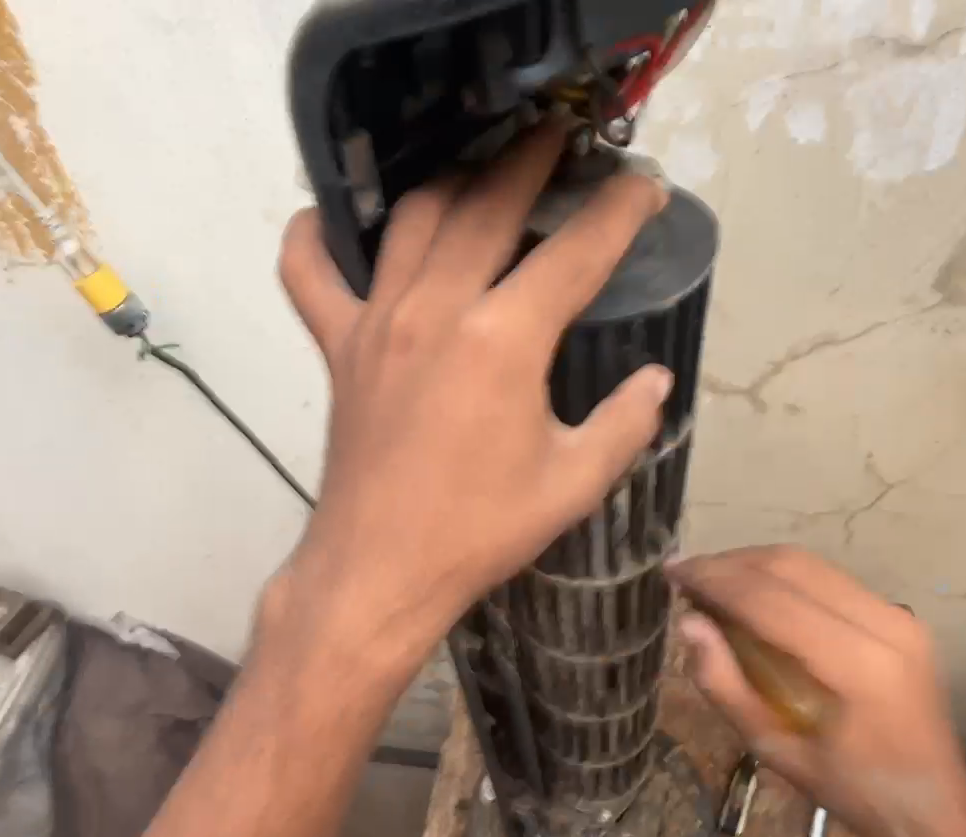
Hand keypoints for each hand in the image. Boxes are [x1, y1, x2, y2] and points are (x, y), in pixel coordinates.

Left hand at [269, 120, 672, 673]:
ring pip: (413, 219)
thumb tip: (656, 380)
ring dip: (453, 181)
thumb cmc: (481, 532)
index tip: (646, 190)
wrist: (382, 570)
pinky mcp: (338, 346)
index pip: (575, 252)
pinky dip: (314, 237)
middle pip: (489, 204)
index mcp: (504, 341)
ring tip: (481, 171)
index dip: (619, 213)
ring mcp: (378, 321)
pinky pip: (309, 272)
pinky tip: (332, 221)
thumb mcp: (574, 484)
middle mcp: (437, 309)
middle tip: (561, 137)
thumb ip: (624, 423)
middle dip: (534, 159)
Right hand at [670, 546, 965, 836]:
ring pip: (811, 564)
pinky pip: (829, 578)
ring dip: (753, 564)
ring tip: (709, 579)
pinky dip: (782, 577)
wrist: (931, 806)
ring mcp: (898, 615)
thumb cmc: (849, 790)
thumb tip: (687, 624)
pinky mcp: (900, 615)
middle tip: (684, 575)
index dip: (715, 579)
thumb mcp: (773, 749)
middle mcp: (885, 624)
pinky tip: (752, 592)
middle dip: (729, 563)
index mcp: (856, 664)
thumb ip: (725, 684)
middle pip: (792, 566)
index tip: (671, 573)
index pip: (771, 599)